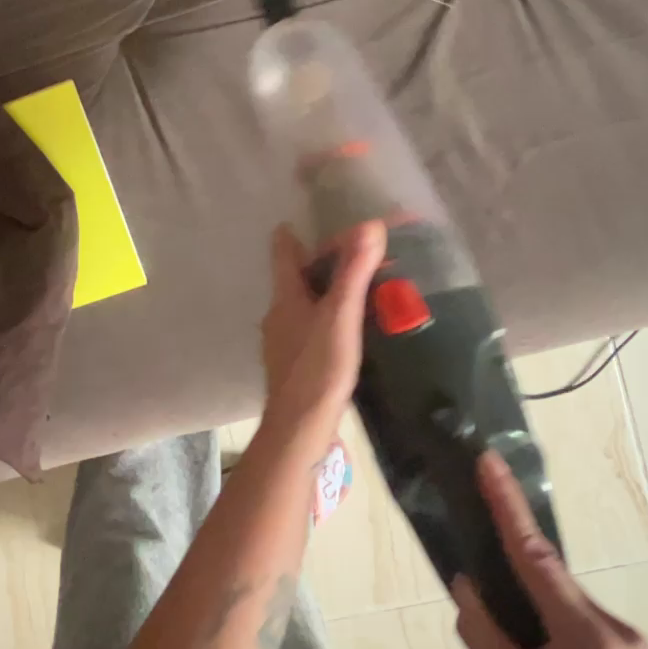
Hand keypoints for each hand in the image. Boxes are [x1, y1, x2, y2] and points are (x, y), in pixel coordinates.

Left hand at [260, 221, 386, 434]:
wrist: (300, 426)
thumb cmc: (319, 366)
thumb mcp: (341, 315)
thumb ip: (354, 272)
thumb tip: (369, 226)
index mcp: (285, 297)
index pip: (283, 254)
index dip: (290, 236)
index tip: (297, 222)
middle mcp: (278, 314)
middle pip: (294, 278)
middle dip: (316, 264)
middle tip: (346, 255)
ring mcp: (282, 341)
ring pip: (301, 304)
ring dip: (322, 292)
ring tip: (352, 289)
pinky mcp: (293, 363)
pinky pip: (308, 327)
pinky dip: (325, 317)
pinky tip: (344, 329)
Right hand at [452, 452, 647, 648]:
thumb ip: (487, 638)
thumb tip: (467, 587)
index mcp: (591, 640)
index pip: (535, 556)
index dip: (507, 506)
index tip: (488, 460)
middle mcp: (623, 636)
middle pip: (550, 590)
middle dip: (517, 599)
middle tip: (497, 641)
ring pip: (569, 617)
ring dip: (540, 631)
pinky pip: (588, 639)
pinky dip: (560, 648)